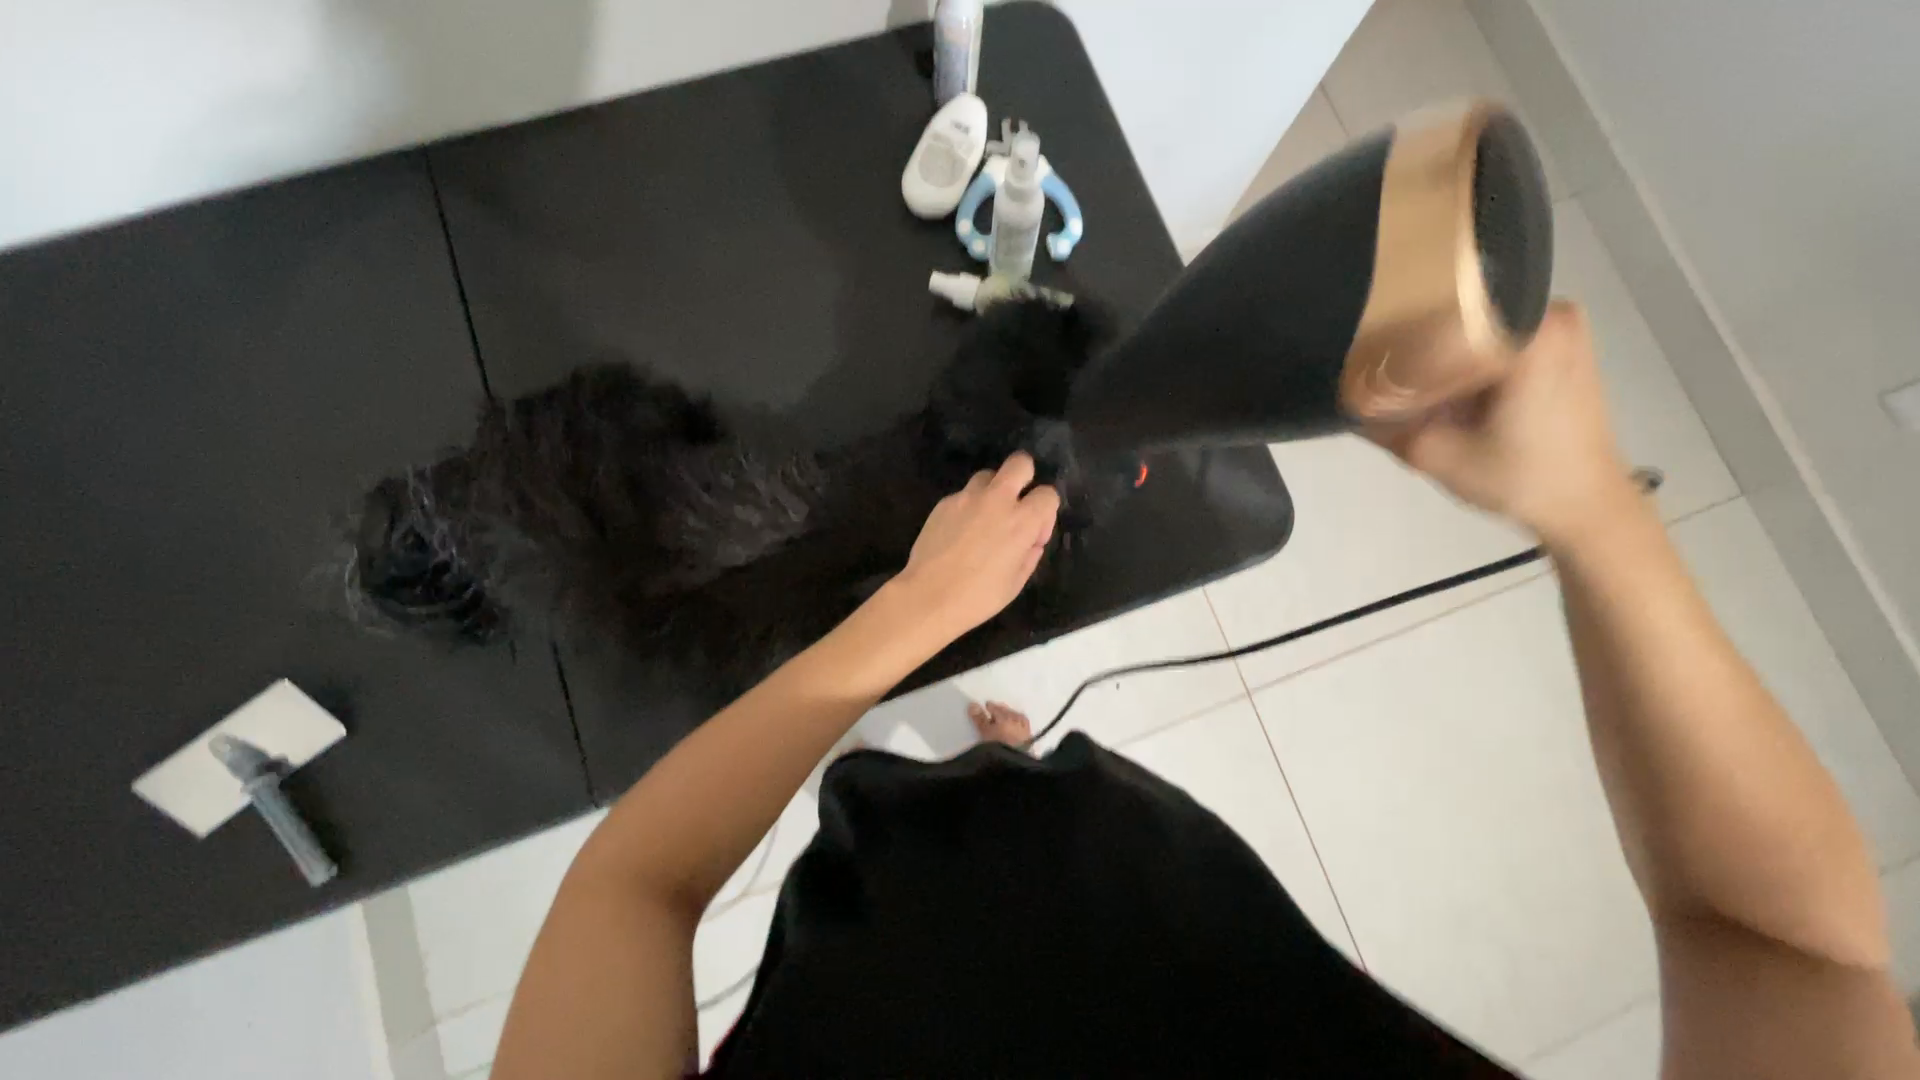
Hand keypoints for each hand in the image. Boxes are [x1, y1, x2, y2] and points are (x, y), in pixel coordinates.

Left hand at [892, 452, 1060, 639]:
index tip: (1034, 535)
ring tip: (984, 520)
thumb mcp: (1016, 581)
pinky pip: (963, 495)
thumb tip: (1032, 539)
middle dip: (1024, 476)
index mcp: (1021, 521)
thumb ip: (1030, 553)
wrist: (929, 596)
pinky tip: (958, 533)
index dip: (1046, 513)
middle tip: (1015, 504)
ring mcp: (967, 498)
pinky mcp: (944, 503)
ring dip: (992, 491)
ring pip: (987, 475)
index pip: (1048, 494)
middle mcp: (996, 500)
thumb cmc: (979, 596)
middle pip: (1020, 462)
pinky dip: (968, 508)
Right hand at [1368, 300, 1641, 544]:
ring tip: (1400, 382)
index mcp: (1529, 330)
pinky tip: (1438, 391)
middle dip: (1416, 343)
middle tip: (1372, 370)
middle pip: (1458, 316)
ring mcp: (1560, 329)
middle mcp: (1551, 314)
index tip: (1361, 351)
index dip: (1396, 330)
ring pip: (1473, 330)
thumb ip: (1382, 426)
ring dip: (1438, 356)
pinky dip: (1464, 363)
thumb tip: (1338, 405)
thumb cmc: (1521, 478)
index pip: (1442, 308)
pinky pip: (1494, 341)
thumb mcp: (1435, 455)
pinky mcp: (1559, 350)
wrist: (1587, 508)